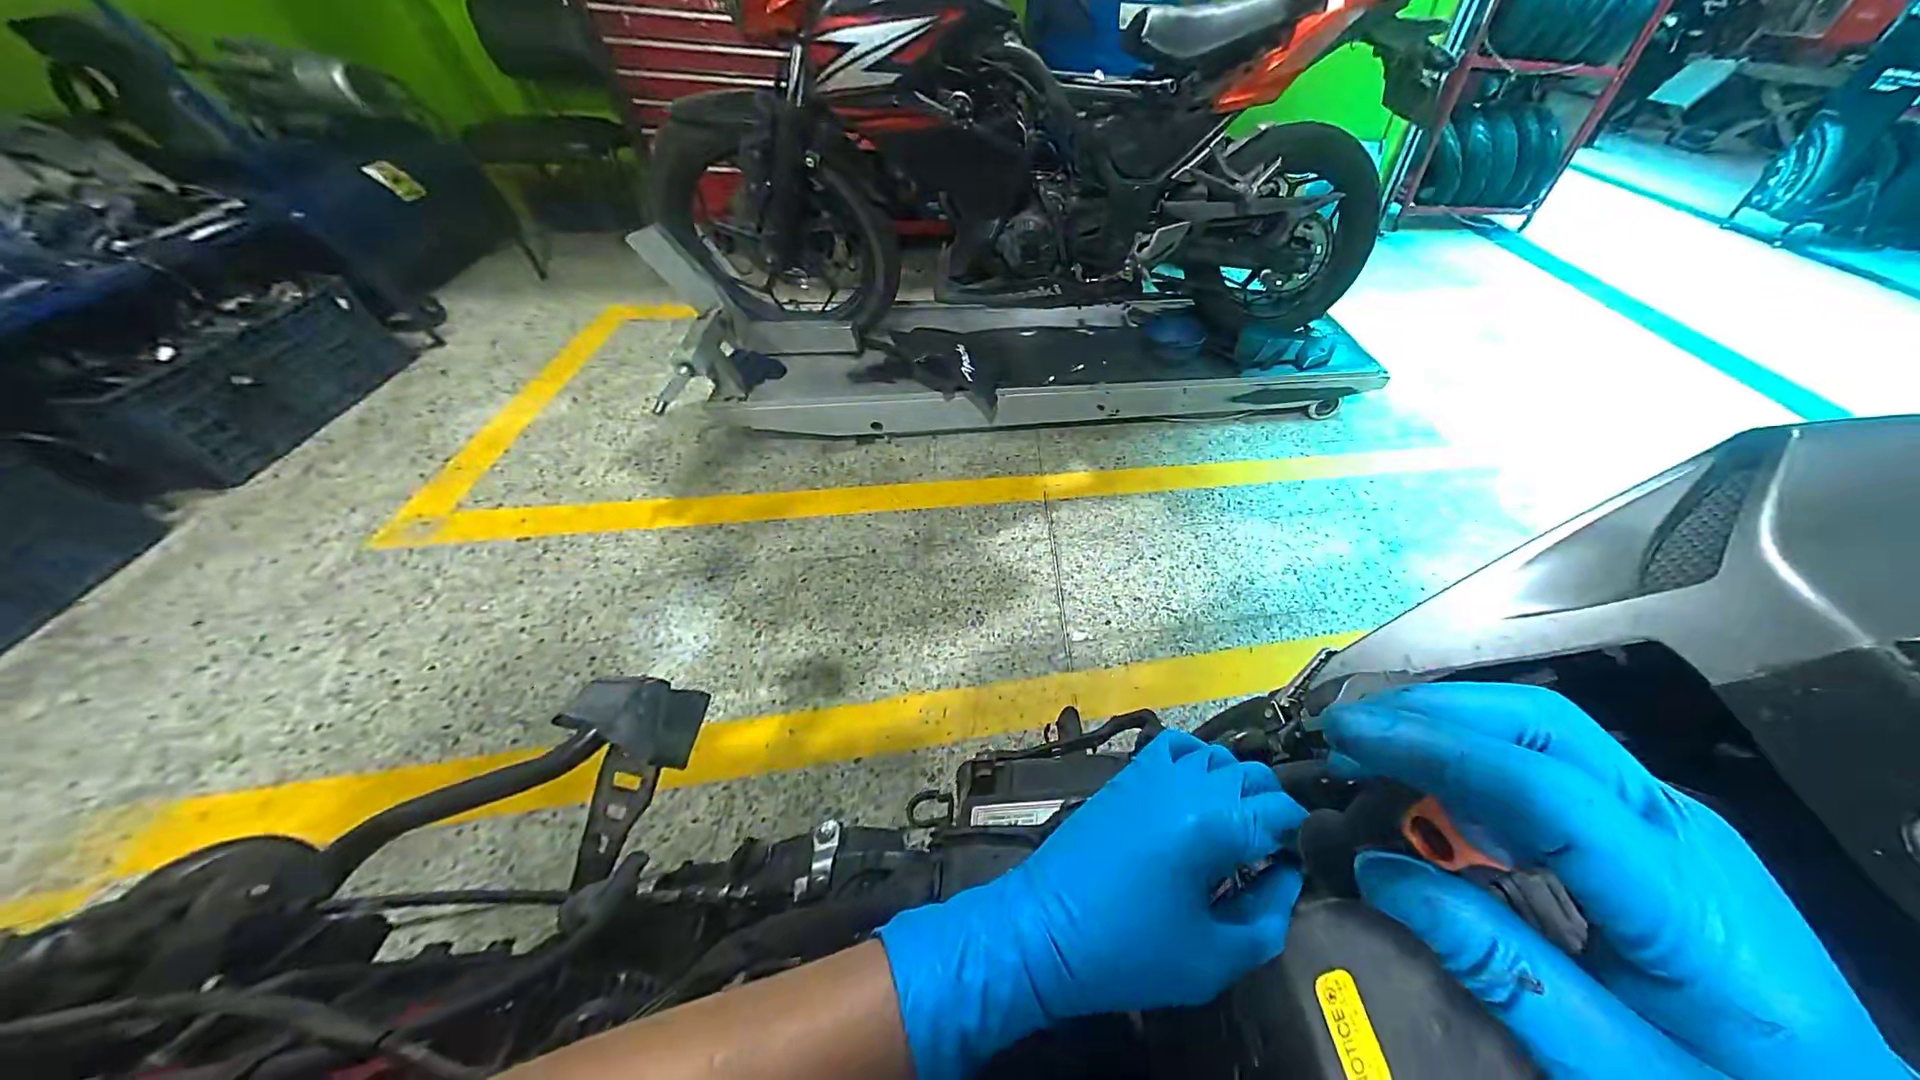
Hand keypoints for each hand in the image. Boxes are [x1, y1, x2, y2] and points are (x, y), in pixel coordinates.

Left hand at [877, 730, 1305, 1079]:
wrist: (1045, 928)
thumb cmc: (1130, 951)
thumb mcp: (1215, 957)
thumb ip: (1268, 916)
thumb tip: (1286, 876)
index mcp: (1215, 825)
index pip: (1282, 810)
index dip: (1300, 835)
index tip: (1298, 860)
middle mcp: (1187, 785)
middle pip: (1252, 776)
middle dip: (1271, 808)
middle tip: (1268, 850)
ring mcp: (1152, 773)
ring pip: (1215, 757)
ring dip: (1235, 783)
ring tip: (1232, 824)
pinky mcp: (1126, 774)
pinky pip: (1172, 746)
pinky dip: (1194, 758)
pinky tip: (1195, 790)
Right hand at [1324, 682, 1909, 1079]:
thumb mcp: (1611, 1065)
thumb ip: (1492, 963)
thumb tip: (1379, 871)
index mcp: (1682, 897)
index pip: (1542, 787)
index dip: (1433, 750)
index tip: (1348, 738)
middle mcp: (1675, 827)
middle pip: (1538, 725)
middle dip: (1428, 713)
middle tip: (1346, 733)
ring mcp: (1662, 814)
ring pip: (1535, 727)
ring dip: (1441, 723)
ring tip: (1368, 748)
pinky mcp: (1640, 818)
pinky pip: (1540, 759)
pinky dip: (1467, 752)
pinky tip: (1425, 780)